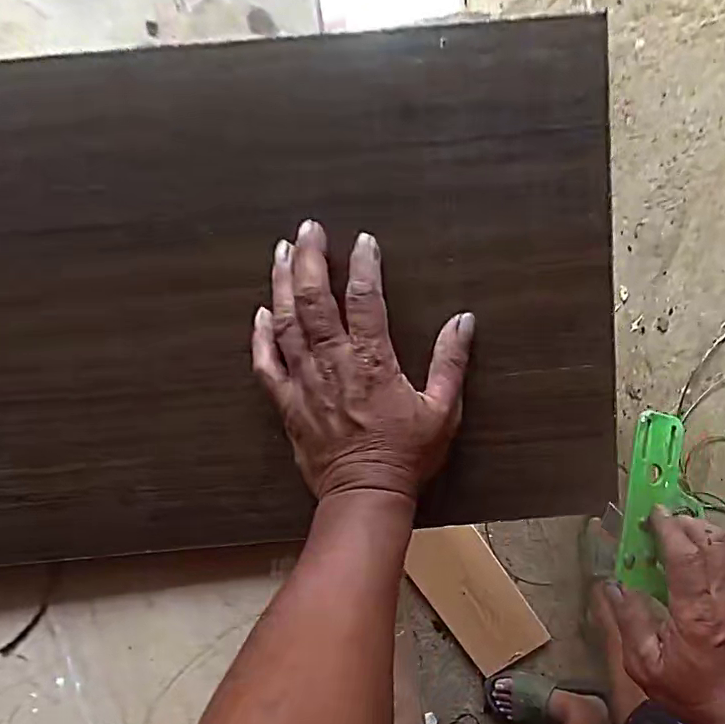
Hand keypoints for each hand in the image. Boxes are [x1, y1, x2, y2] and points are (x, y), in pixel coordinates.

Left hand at [251, 220, 473, 500]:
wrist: (365, 494)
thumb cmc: (406, 456)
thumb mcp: (443, 411)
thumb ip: (451, 363)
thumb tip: (463, 321)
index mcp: (373, 363)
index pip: (366, 300)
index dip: (364, 266)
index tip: (363, 241)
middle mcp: (334, 366)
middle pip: (315, 301)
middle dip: (310, 260)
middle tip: (308, 229)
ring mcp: (306, 384)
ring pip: (287, 324)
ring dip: (282, 285)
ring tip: (280, 253)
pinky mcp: (289, 405)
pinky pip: (267, 366)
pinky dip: (261, 338)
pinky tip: (260, 314)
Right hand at [601, 510, 724, 723]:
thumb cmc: (686, 691)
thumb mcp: (643, 664)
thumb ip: (628, 621)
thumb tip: (614, 587)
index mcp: (695, 616)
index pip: (686, 558)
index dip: (669, 530)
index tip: (652, 514)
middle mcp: (722, 603)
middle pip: (712, 544)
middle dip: (685, 523)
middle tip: (659, 519)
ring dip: (701, 531)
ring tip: (675, 528)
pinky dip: (715, 547)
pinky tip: (696, 548)